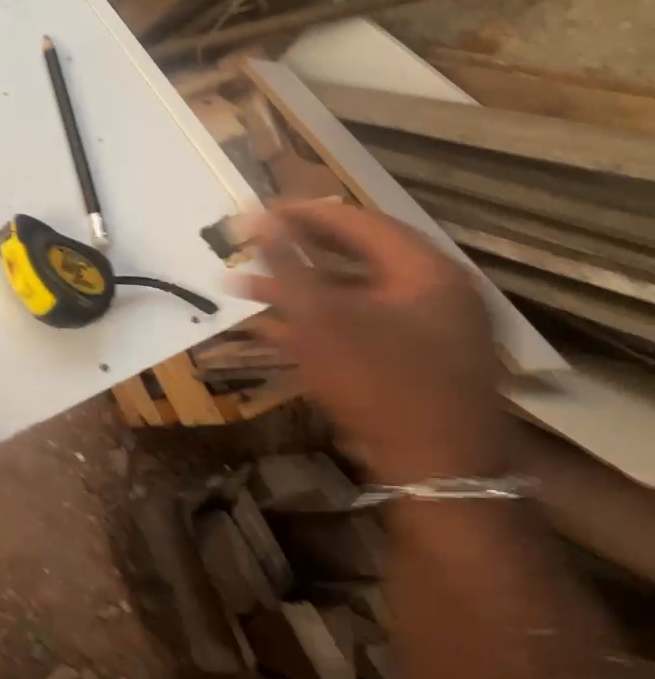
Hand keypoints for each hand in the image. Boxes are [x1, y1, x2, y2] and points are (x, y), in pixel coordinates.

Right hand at [235, 201, 511, 483]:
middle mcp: (436, 291)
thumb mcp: (320, 316)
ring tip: (243, 289)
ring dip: (297, 289)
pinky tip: (269, 328)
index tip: (255, 211)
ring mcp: (431, 327)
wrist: (436, 467)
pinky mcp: (418, 358)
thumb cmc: (378, 380)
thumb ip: (284, 263)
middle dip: (295, 251)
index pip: (358, 222)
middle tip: (250, 245)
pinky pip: (361, 323)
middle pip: (356, 255)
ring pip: (353, 292)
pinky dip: (317, 319)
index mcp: (426, 271)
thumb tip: (254, 217)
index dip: (301, 213)